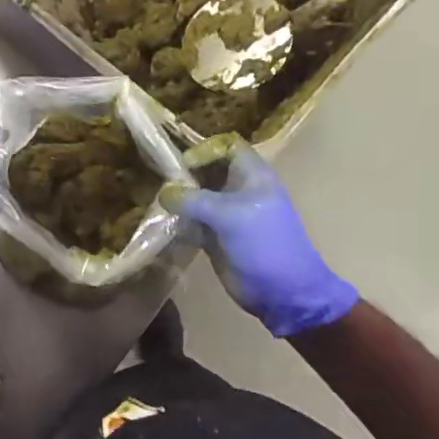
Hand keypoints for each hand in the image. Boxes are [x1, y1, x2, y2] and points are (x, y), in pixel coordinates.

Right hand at [159, 137, 356, 337]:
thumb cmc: (264, 244)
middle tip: (159, 182)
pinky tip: (162, 225)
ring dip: (178, 200)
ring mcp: (227, 215)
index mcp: (252, 176)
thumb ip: (195, 200)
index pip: (226, 146)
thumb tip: (164, 192)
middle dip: (184, 174)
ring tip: (156, 204)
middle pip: (207, 171)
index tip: (181, 164)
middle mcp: (239, 190)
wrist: (282, 292)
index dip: (204, 150)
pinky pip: (193, 222)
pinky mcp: (216, 237)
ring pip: (197, 197)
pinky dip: (179, 223)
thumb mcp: (230, 216)